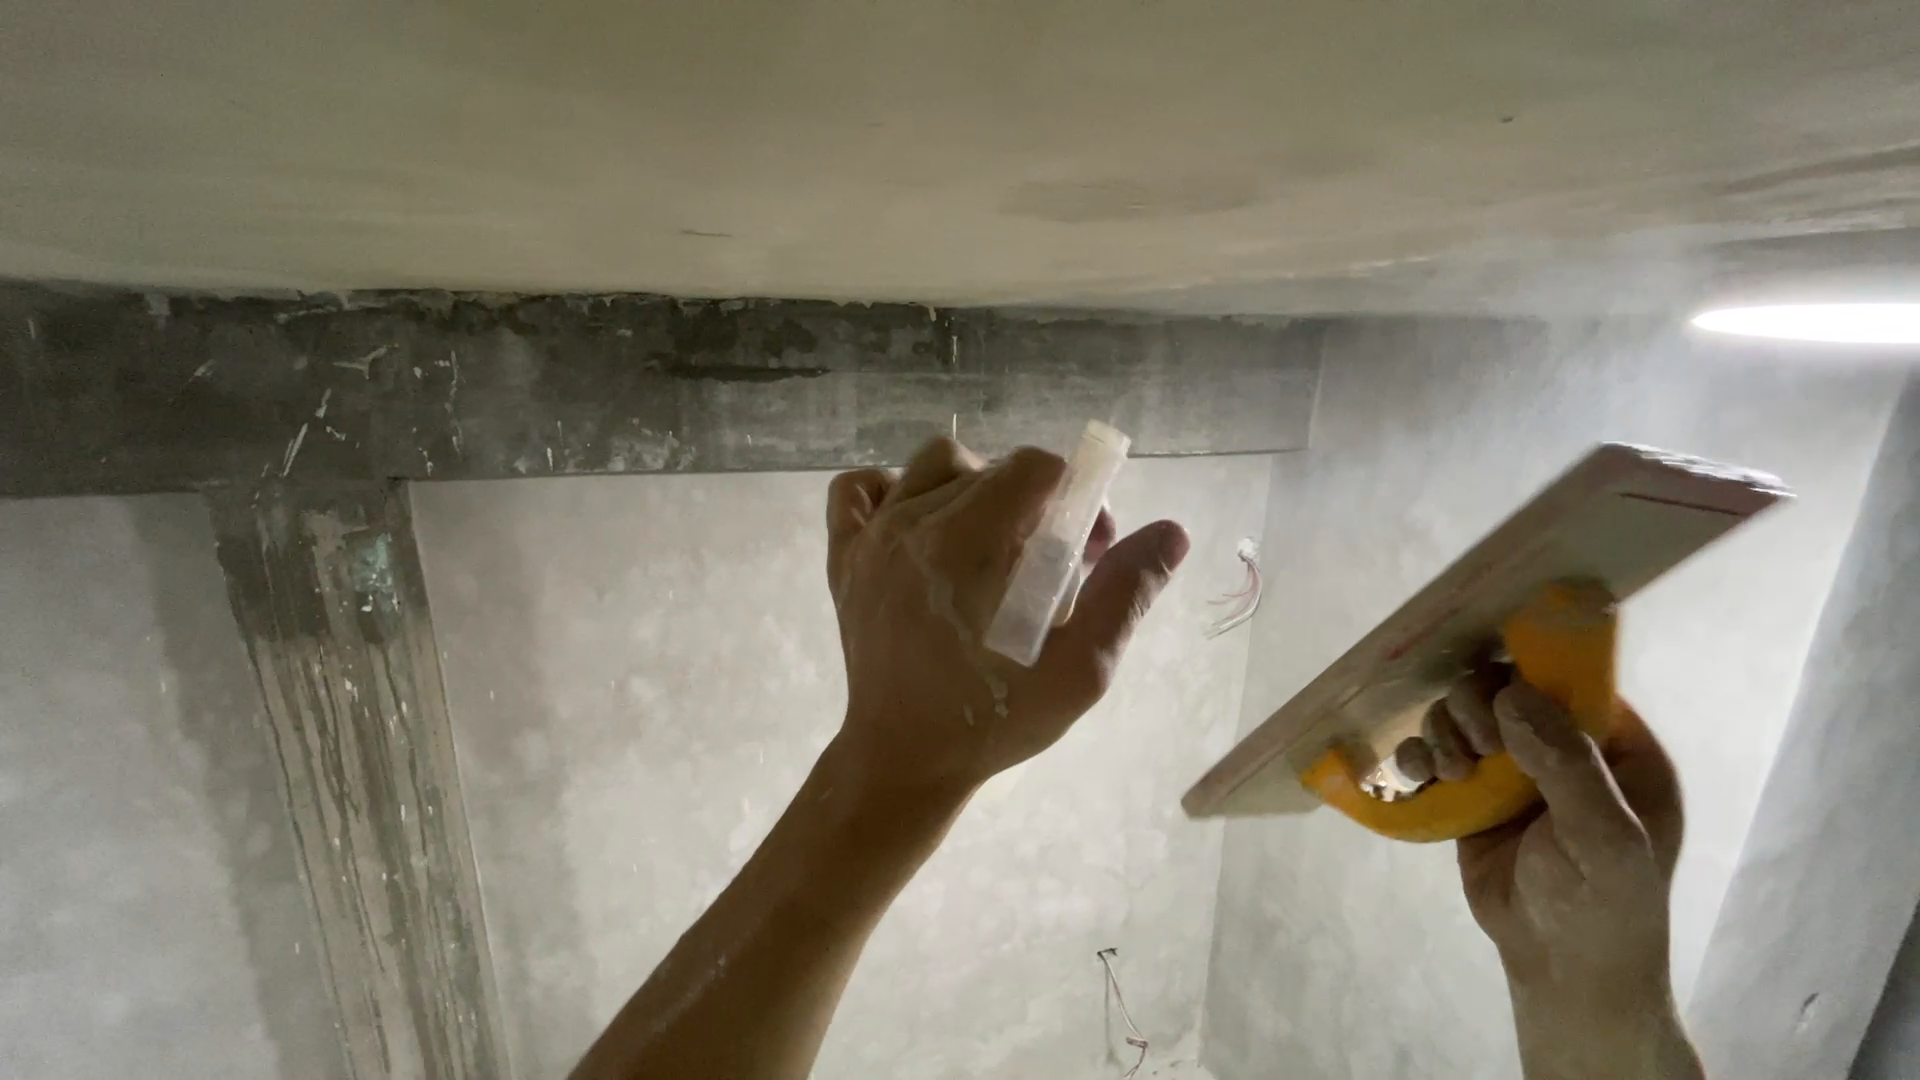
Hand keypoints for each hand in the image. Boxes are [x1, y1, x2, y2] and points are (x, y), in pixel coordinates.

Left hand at [826, 437, 1188, 794]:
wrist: (904, 760)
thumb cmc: (996, 721)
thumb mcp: (1081, 670)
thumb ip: (1127, 595)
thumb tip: (1171, 532)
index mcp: (969, 545)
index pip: (1034, 467)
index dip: (1075, 496)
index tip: (1086, 546)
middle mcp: (912, 524)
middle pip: (991, 467)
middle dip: (1036, 499)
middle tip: (1049, 556)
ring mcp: (869, 537)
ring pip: (931, 464)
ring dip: (973, 486)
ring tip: (989, 539)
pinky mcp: (842, 556)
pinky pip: (856, 489)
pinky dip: (890, 490)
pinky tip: (919, 525)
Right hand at [1394, 671, 1700, 1078]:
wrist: (1556, 964)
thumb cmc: (1601, 904)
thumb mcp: (1601, 837)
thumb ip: (1566, 764)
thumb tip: (1511, 695)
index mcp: (1616, 751)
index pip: (1569, 684)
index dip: (1527, 678)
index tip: (1498, 698)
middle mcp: (1561, 749)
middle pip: (1500, 690)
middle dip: (1474, 711)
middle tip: (1473, 748)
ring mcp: (1512, 769)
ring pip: (1461, 714)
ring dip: (1443, 732)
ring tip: (1450, 774)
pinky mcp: (1470, 791)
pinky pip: (1432, 749)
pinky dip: (1418, 755)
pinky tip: (1420, 777)